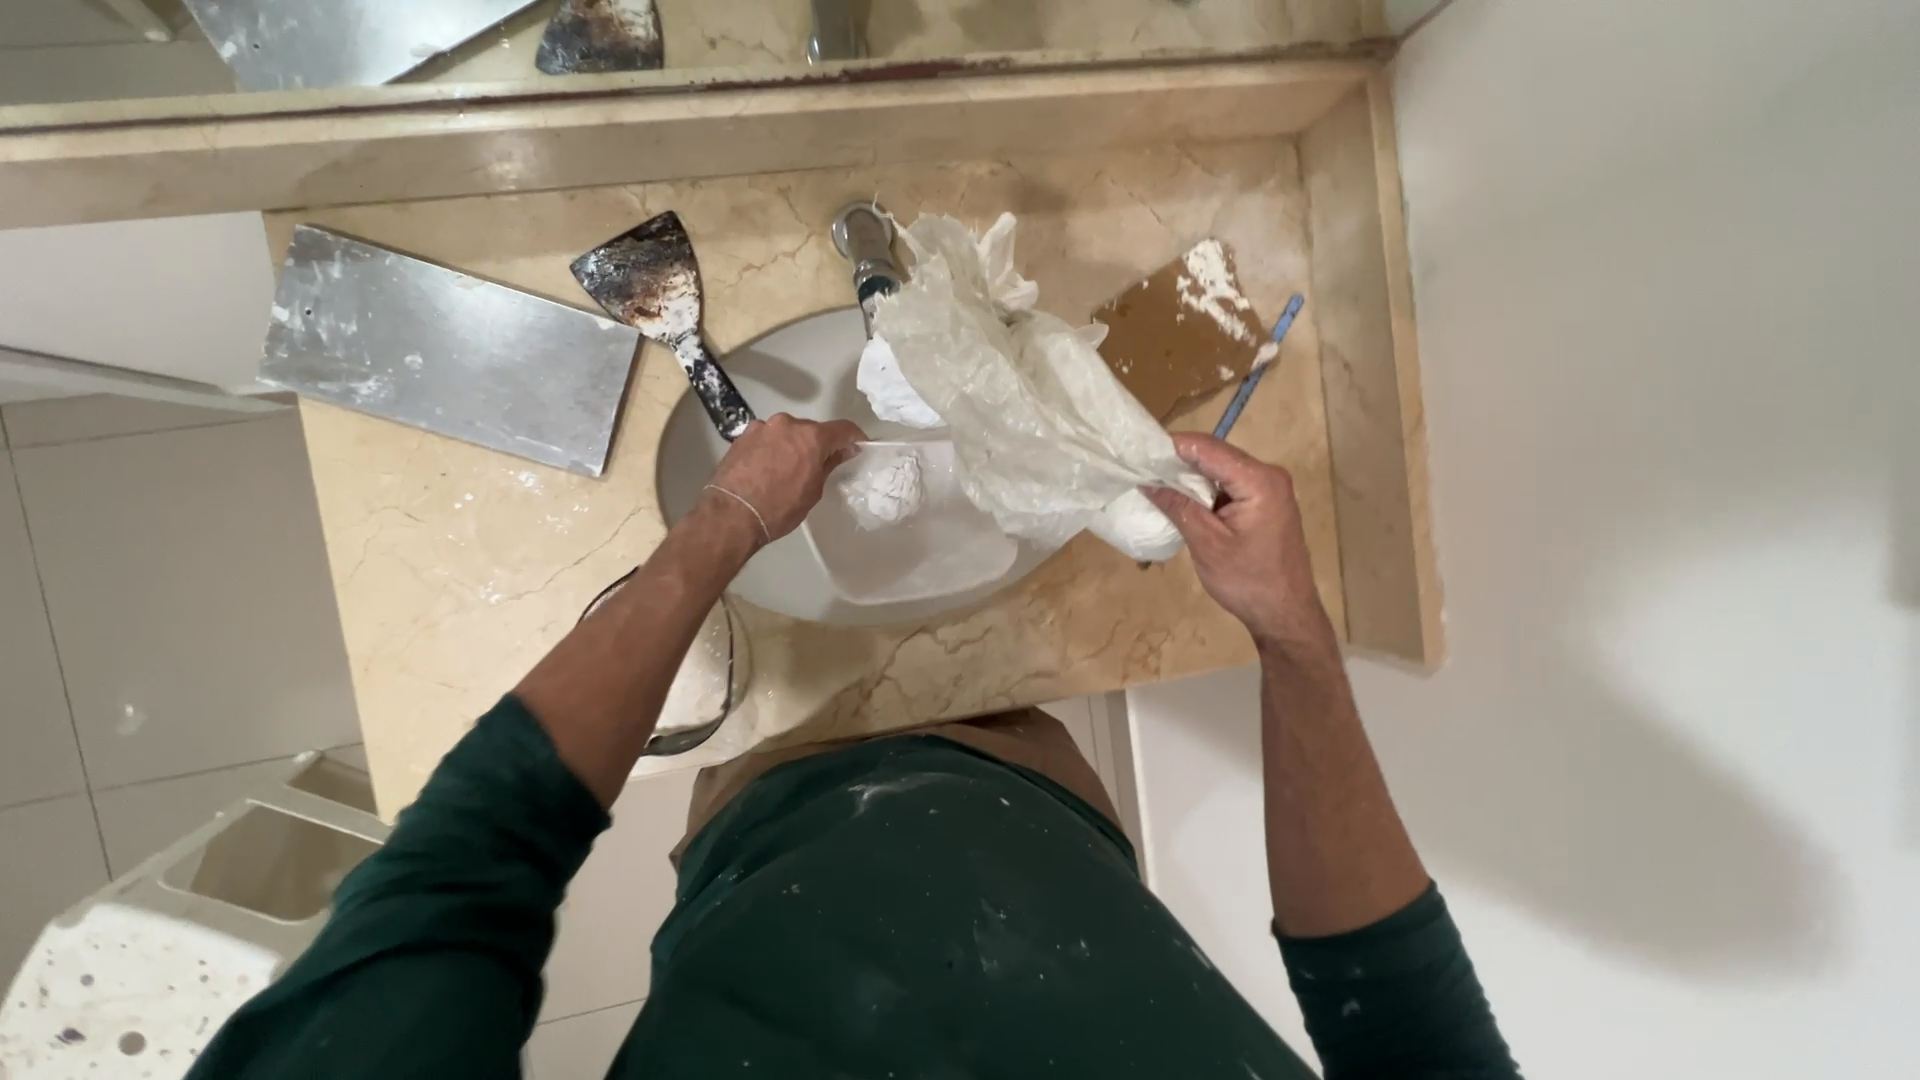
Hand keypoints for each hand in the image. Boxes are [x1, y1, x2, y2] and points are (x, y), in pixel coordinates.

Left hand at [702, 414, 866, 544]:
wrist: (732, 514)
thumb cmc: (779, 508)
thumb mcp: (813, 491)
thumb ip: (828, 465)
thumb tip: (842, 451)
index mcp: (811, 436)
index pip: (843, 429)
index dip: (854, 437)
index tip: (858, 448)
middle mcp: (787, 424)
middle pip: (813, 429)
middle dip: (820, 444)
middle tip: (820, 465)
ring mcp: (762, 427)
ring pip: (788, 432)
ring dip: (794, 445)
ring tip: (790, 469)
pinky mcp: (743, 436)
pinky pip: (768, 438)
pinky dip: (774, 448)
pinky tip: (769, 468)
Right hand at [1144, 434, 1332, 653]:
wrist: (1284, 613)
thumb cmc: (1247, 581)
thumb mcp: (1206, 543)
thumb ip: (1178, 506)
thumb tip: (1147, 480)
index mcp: (1258, 481)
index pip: (1208, 448)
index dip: (1172, 446)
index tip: (1139, 451)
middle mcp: (1268, 475)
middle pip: (1215, 455)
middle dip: (1178, 460)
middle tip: (1141, 467)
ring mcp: (1268, 488)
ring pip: (1220, 469)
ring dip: (1189, 476)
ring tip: (1153, 481)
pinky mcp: (1264, 502)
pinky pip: (1228, 484)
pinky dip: (1203, 489)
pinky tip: (1179, 498)